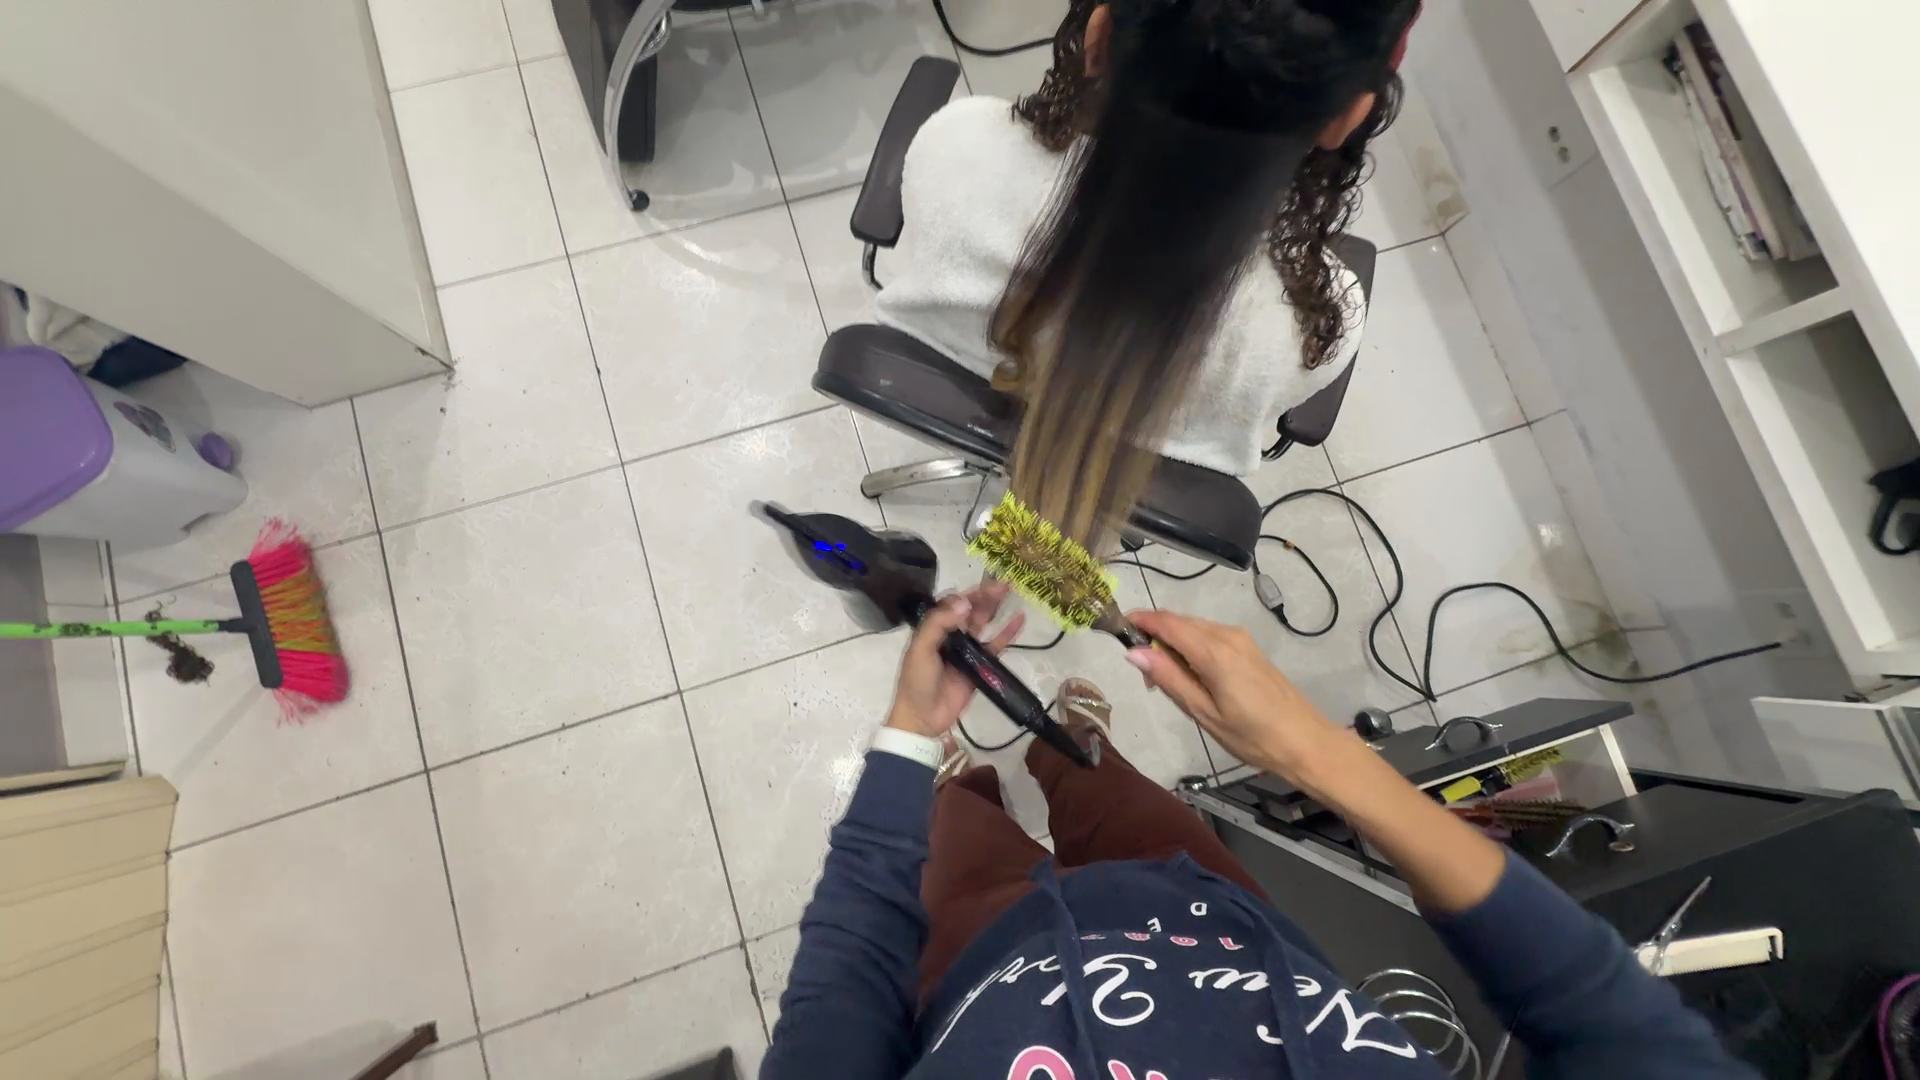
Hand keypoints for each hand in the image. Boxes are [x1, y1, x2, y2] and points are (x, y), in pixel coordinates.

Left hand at [886, 582, 1024, 737]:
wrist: (923, 717)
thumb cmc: (917, 680)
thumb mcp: (921, 648)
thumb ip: (939, 623)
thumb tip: (965, 602)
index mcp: (933, 628)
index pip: (953, 603)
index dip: (968, 593)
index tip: (984, 586)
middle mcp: (951, 634)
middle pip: (970, 610)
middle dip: (986, 596)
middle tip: (1005, 584)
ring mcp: (967, 650)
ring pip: (984, 623)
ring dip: (996, 608)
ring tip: (1012, 592)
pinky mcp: (980, 665)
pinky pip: (996, 645)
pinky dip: (1007, 633)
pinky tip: (1020, 619)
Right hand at [1124, 609, 1342, 780]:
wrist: (1308, 743)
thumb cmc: (1253, 736)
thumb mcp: (1204, 713)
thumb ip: (1169, 678)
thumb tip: (1134, 652)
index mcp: (1214, 651)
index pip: (1167, 622)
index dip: (1140, 621)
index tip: (1117, 630)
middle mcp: (1226, 635)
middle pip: (1179, 622)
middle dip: (1154, 637)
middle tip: (1144, 674)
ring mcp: (1240, 639)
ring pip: (1193, 627)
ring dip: (1172, 643)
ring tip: (1166, 680)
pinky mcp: (1248, 647)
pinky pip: (1209, 635)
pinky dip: (1190, 646)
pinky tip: (1190, 675)